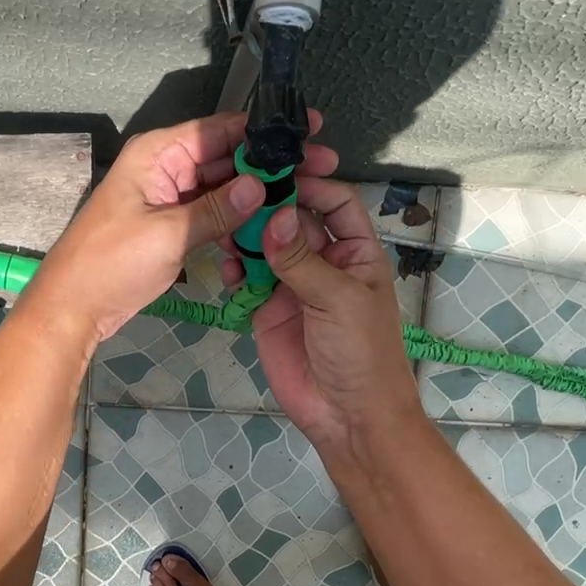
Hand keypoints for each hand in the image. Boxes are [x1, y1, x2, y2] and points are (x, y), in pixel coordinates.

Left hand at [20, 111, 335, 344]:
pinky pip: (211, 216)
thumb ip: (217, 209)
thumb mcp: (169, 234)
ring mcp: (169, 200)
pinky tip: (267, 229)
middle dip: (268, 165)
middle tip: (319, 170)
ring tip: (302, 199)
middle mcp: (166, 169)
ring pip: (222, 189)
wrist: (74, 307)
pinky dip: (235, 222)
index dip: (265, 130)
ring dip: (255, 196)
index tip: (309, 131)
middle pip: (226, 158)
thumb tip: (261, 186)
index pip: (221, 129)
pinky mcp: (172, 229)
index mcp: (160, 154)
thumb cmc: (112, 262)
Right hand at [244, 178, 422, 460]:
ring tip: (225, 229)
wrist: (346, 414)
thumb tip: (276, 215)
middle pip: (294, 220)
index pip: (335, 203)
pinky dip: (236, 271)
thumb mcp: (338, 299)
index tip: (275, 171)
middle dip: (269, 208)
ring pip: (266, 248)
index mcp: (355, 252)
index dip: (311, 185)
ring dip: (247, 237)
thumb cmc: (360, 351)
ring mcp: (293, 286)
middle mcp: (323, 262)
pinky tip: (226, 269)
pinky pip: (248, 281)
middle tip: (236, 194)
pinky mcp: (267, 311)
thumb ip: (302, 259)